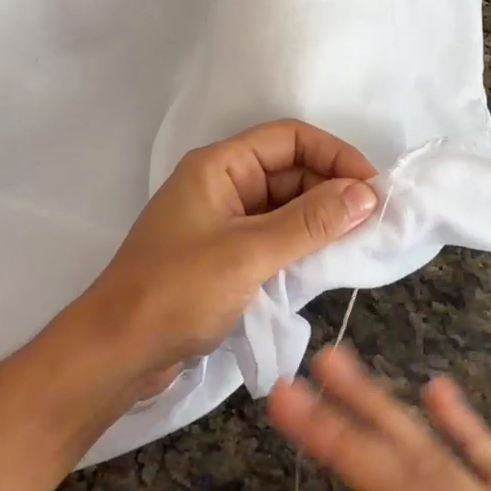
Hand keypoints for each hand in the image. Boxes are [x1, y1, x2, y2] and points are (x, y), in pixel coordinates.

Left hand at [69, 119, 379, 390]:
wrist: (116, 352)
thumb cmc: (176, 292)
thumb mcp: (248, 254)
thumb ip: (308, 222)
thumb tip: (365, 194)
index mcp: (218, 167)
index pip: (289, 138)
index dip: (335, 155)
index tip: (373, 188)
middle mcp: (220, 185)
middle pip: (289, 171)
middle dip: (331, 191)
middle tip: (374, 224)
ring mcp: (220, 223)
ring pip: (283, 208)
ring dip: (318, 222)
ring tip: (359, 245)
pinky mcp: (222, 258)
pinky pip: (271, 239)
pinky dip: (299, 248)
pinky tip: (326, 266)